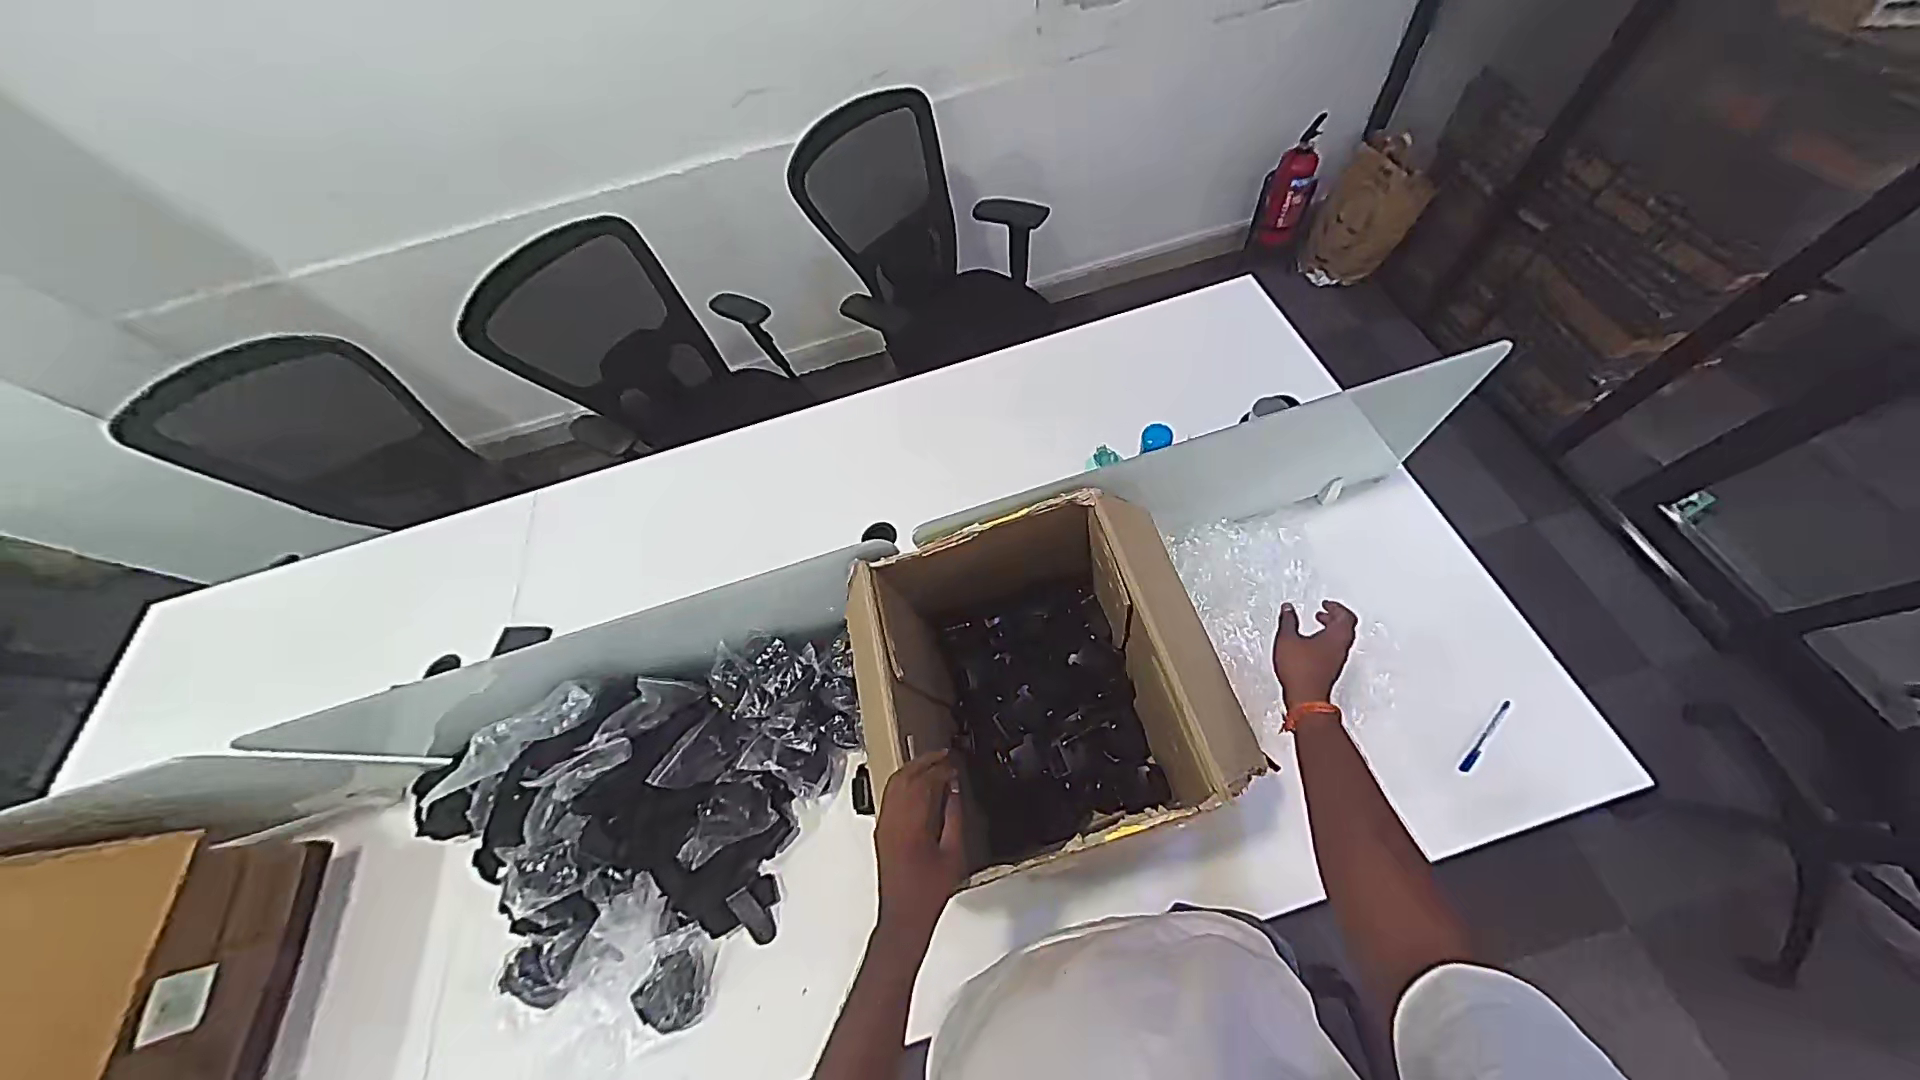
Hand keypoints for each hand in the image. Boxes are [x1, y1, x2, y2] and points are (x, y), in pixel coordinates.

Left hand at [874, 750, 967, 940]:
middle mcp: (892, 818)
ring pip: (894, 783)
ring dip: (912, 768)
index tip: (954, 765)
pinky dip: (903, 781)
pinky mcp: (881, 830)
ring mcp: (883, 823)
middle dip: (924, 761)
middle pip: (905, 776)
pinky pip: (889, 795)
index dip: (941, 769)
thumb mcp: (953, 853)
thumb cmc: (930, 890)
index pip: (925, 782)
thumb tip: (953, 790)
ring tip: (932, 763)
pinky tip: (917, 783)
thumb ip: (954, 817)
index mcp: (911, 823)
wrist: (903, 917)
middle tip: (943, 755)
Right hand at [1273, 600, 1357, 709]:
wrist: (1305, 696)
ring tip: (1318, 624)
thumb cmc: (1300, 669)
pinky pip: (1334, 649)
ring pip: (1340, 639)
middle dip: (1335, 617)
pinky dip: (1326, 640)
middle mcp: (1341, 647)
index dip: (1336, 607)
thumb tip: (1288, 608)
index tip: (1327, 603)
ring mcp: (1337, 659)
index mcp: (1336, 636)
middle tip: (1325, 611)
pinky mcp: (1331, 668)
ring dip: (1330, 628)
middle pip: (1346, 627)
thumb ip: (1288, 620)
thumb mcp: (1287, 638)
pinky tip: (1312, 643)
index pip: (1346, 616)